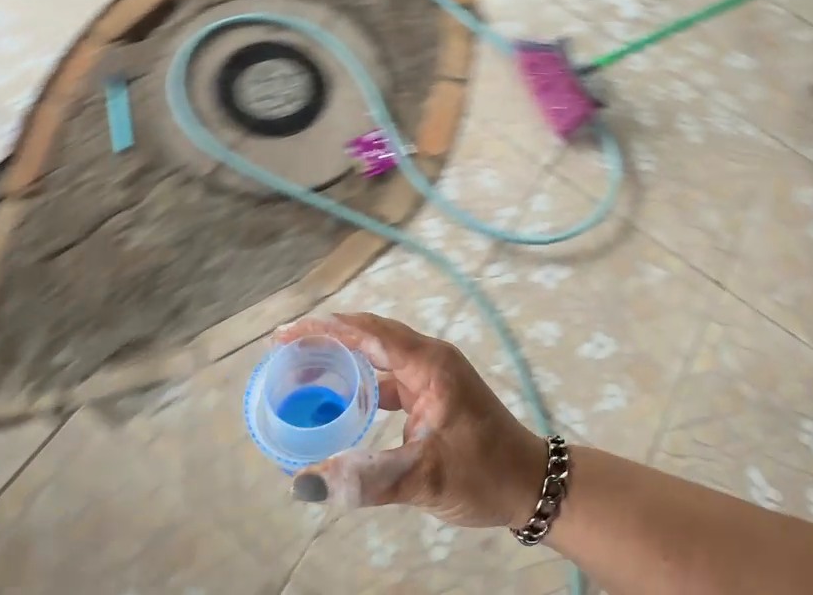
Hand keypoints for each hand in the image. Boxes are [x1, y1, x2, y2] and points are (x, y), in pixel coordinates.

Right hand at [275, 312, 546, 527]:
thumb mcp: (426, 477)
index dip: (325, 328)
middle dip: (326, 338)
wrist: (530, 485)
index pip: (369, 332)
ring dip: (340, 361)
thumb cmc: (485, 473)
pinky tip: (335, 401)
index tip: (286, 333)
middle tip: (282, 349)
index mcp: (430, 364)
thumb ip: (368, 479)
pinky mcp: (431, 397)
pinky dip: (358, 385)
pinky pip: (386, 381)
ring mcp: (431, 378)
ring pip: (377, 358)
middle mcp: (429, 361)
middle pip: (369, 336)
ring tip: (299, 370)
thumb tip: (305, 485)